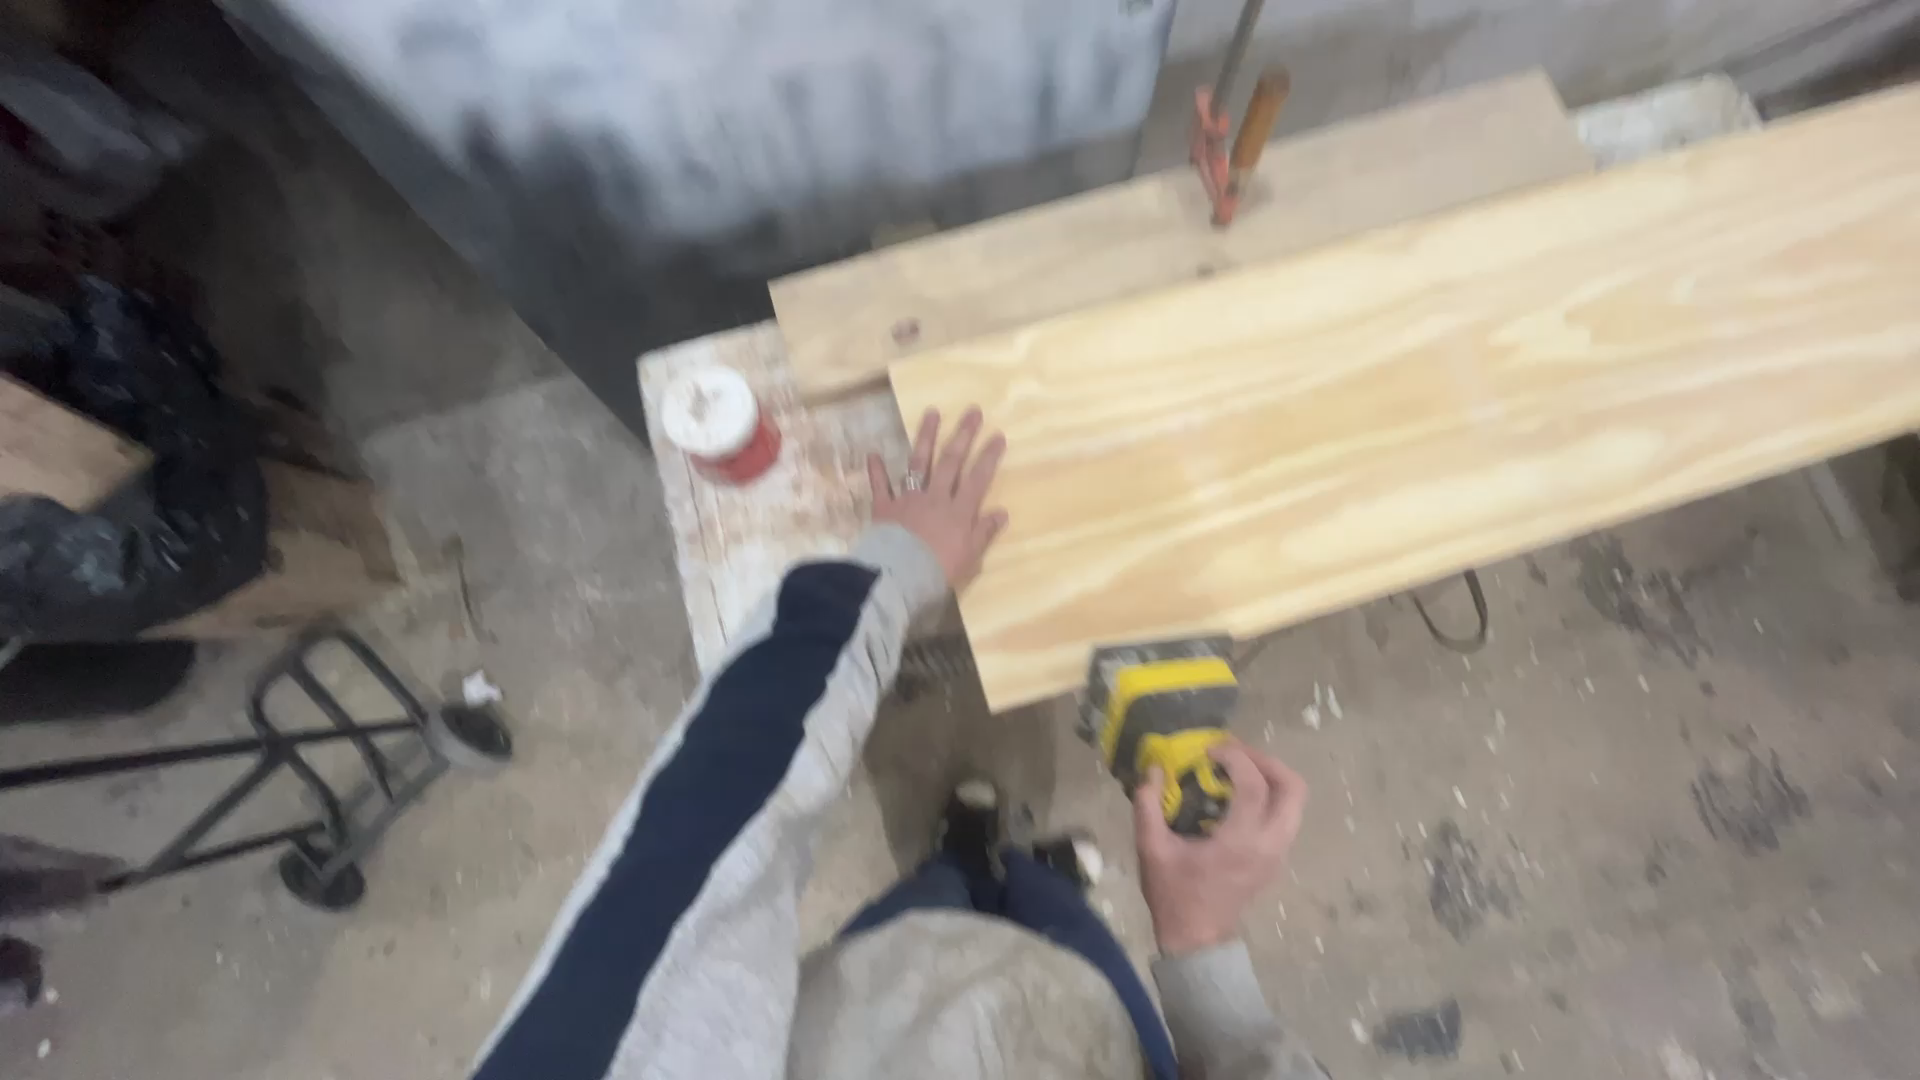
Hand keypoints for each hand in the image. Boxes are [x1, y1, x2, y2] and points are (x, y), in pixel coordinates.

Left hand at [866, 407, 1008, 590]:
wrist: (900, 576)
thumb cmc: (939, 570)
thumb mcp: (970, 556)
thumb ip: (984, 532)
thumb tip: (1001, 512)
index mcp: (958, 511)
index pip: (978, 479)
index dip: (988, 457)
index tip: (997, 435)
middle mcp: (935, 497)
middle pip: (951, 461)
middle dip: (963, 435)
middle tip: (972, 411)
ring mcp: (909, 499)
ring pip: (919, 463)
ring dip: (926, 437)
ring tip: (932, 413)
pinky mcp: (885, 507)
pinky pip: (880, 485)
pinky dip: (876, 470)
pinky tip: (873, 453)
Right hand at [1134, 738, 1307, 954]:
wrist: (1197, 940)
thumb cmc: (1173, 894)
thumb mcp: (1150, 847)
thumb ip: (1148, 803)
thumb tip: (1155, 768)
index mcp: (1240, 843)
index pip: (1255, 786)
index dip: (1236, 758)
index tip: (1210, 750)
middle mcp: (1269, 846)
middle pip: (1293, 789)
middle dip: (1266, 761)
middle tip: (1234, 753)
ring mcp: (1278, 855)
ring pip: (1295, 802)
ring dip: (1269, 776)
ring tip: (1236, 768)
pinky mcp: (1276, 860)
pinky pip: (1285, 816)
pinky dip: (1268, 795)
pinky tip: (1235, 795)